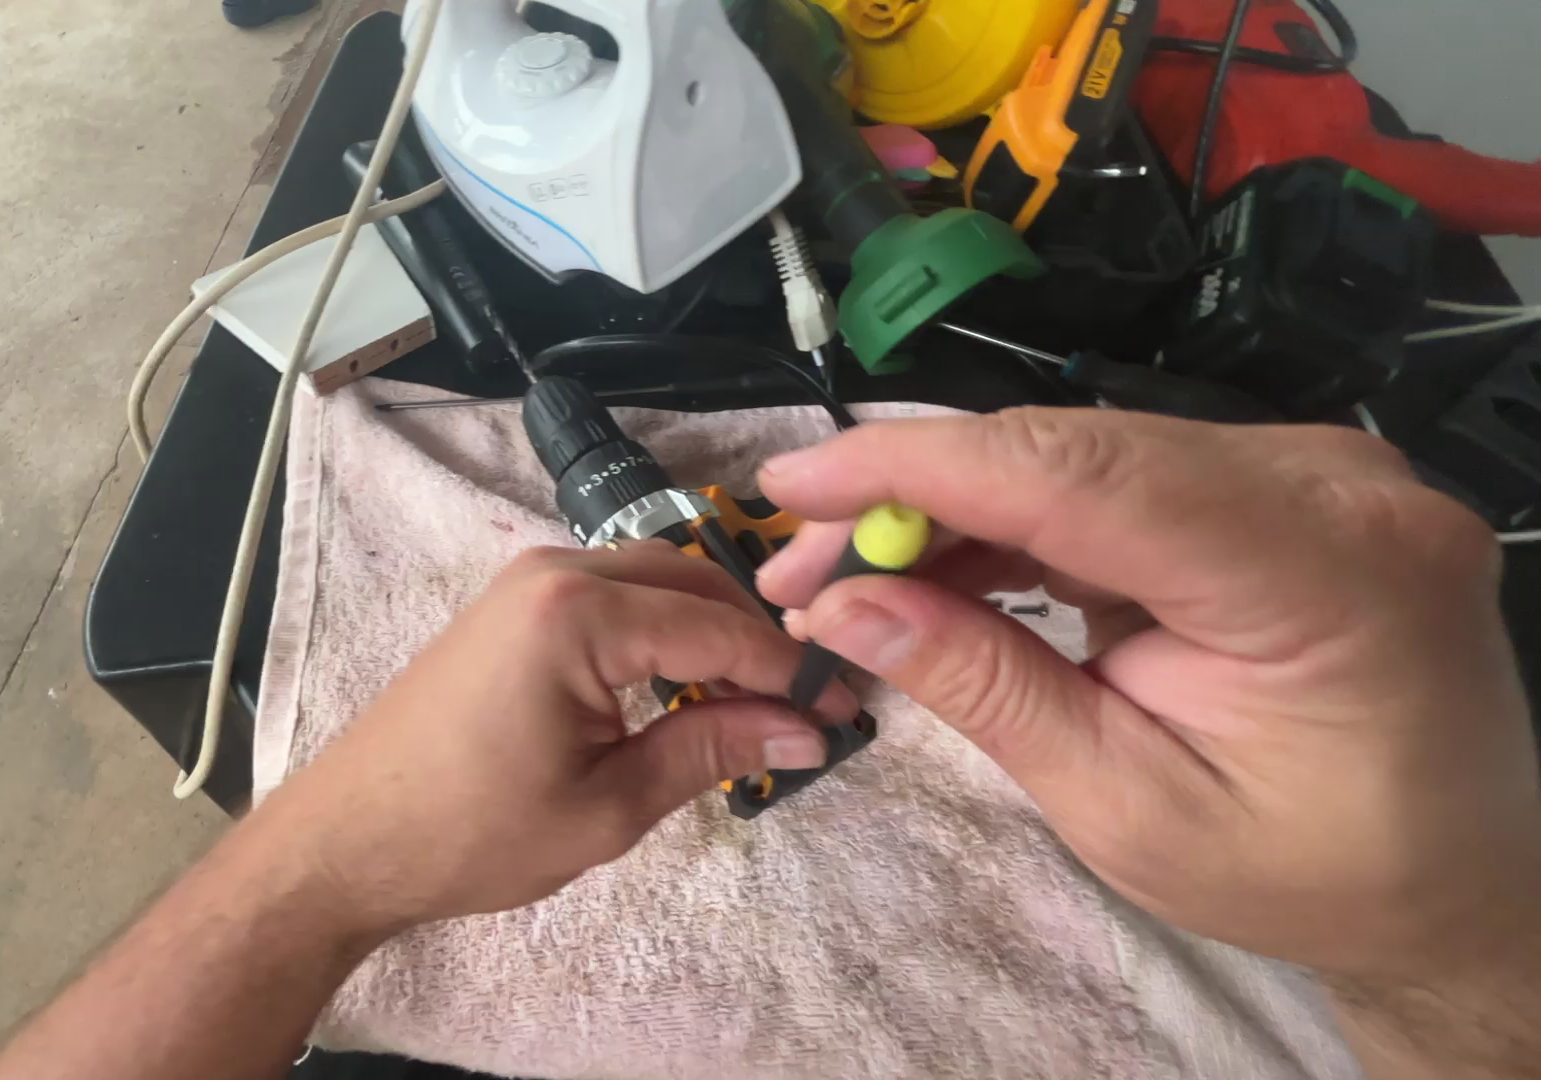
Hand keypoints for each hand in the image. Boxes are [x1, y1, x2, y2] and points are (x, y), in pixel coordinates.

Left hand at [259, 543, 852, 936]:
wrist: (352, 833)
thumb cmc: (474, 830)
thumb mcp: (609, 804)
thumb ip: (711, 748)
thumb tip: (805, 730)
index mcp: (578, 610)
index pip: (716, 625)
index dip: (787, 669)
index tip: (843, 710)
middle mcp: (557, 567)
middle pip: (689, 579)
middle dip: (752, 635)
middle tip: (801, 702)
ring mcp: (529, 577)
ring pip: (652, 578)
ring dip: (708, 626)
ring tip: (750, 694)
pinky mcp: (516, 600)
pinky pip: (612, 592)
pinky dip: (659, 626)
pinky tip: (679, 676)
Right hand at [755, 410, 1539, 1070]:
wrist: (1444, 874)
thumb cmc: (1304, 868)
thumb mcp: (1121, 803)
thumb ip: (981, 687)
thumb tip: (842, 609)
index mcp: (1319, 568)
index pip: (1071, 474)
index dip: (911, 467)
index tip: (790, 482)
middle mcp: (1309, 481)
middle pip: (1042, 453)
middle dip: (892, 503)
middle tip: (794, 573)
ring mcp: (1271, 473)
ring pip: (1040, 460)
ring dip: (922, 516)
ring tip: (834, 583)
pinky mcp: (1225, 488)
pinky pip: (1065, 484)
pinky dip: (974, 527)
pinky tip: (914, 574)